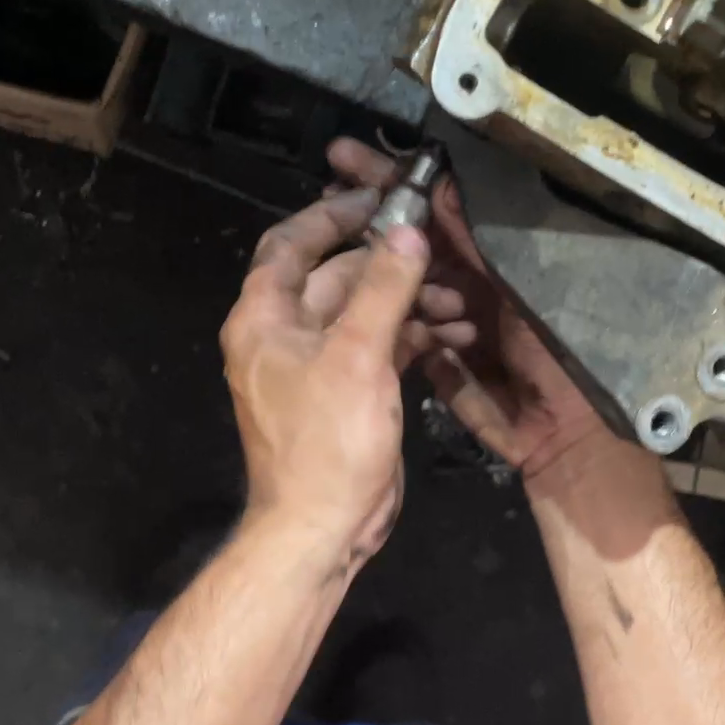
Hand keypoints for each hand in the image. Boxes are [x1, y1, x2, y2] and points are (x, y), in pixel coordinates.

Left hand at [221, 186, 468, 567]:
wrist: (323, 527)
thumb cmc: (328, 441)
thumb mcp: (357, 357)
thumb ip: (382, 289)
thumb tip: (407, 231)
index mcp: (264, 319)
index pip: (289, 245)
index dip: (329, 216)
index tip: (376, 198)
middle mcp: (285, 336)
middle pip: (337, 278)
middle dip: (389, 267)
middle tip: (439, 253)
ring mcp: (318, 366)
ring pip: (365, 314)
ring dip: (410, 305)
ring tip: (459, 306)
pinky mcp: (348, 392)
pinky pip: (379, 349)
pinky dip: (412, 339)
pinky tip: (456, 336)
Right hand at [327, 140, 615, 491]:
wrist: (567, 434)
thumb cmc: (556, 354)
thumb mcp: (517, 287)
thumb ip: (476, 243)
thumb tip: (440, 183)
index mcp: (485, 261)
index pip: (430, 212)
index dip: (391, 183)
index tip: (347, 158)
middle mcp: (460, 286)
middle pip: (406, 245)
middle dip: (368, 218)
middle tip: (325, 189)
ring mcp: (442, 327)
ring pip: (397, 291)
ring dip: (369, 273)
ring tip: (329, 253)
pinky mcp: (433, 365)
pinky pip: (403, 341)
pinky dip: (388, 330)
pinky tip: (358, 315)